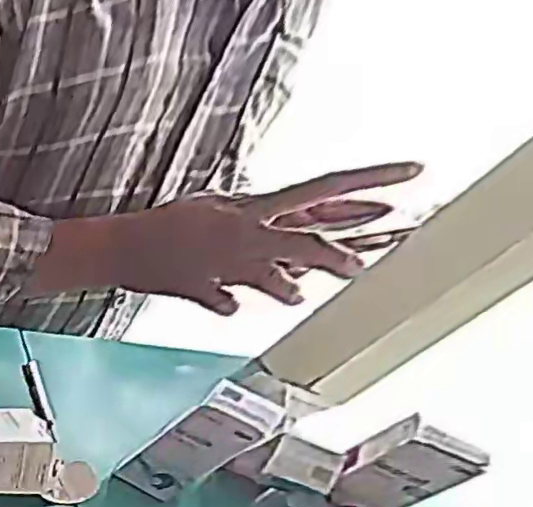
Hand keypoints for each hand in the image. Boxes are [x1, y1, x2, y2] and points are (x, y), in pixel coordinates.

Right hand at [110, 162, 422, 313]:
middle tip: (360, 266)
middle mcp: (246, 241)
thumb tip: (258, 216)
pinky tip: (234, 308)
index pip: (324, 189)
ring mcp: (223, 269)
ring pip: (270, 279)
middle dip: (338, 256)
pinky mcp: (198, 289)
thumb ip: (238, 211)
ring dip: (287, 289)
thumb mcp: (207, 204)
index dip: (372, 179)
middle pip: (307, 245)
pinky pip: (221, 299)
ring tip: (298, 297)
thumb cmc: (159, 223)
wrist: (119, 248)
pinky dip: (227, 304)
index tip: (413, 173)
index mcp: (251, 212)